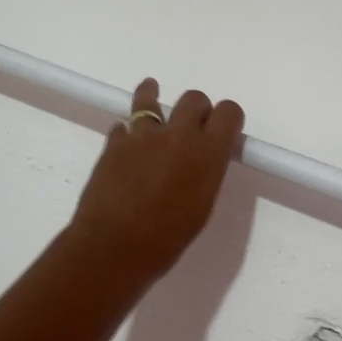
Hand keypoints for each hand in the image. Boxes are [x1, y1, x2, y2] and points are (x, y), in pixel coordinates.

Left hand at [63, 79, 244, 286]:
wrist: (114, 247)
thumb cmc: (166, 239)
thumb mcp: (200, 207)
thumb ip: (203, 174)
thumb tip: (199, 161)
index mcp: (207, 154)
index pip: (228, 113)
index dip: (227, 117)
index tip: (223, 127)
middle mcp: (177, 136)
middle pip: (193, 98)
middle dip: (196, 109)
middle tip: (191, 127)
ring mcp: (141, 136)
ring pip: (149, 99)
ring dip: (153, 98)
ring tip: (151, 93)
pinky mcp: (113, 143)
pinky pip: (123, 126)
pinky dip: (128, 132)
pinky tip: (127, 142)